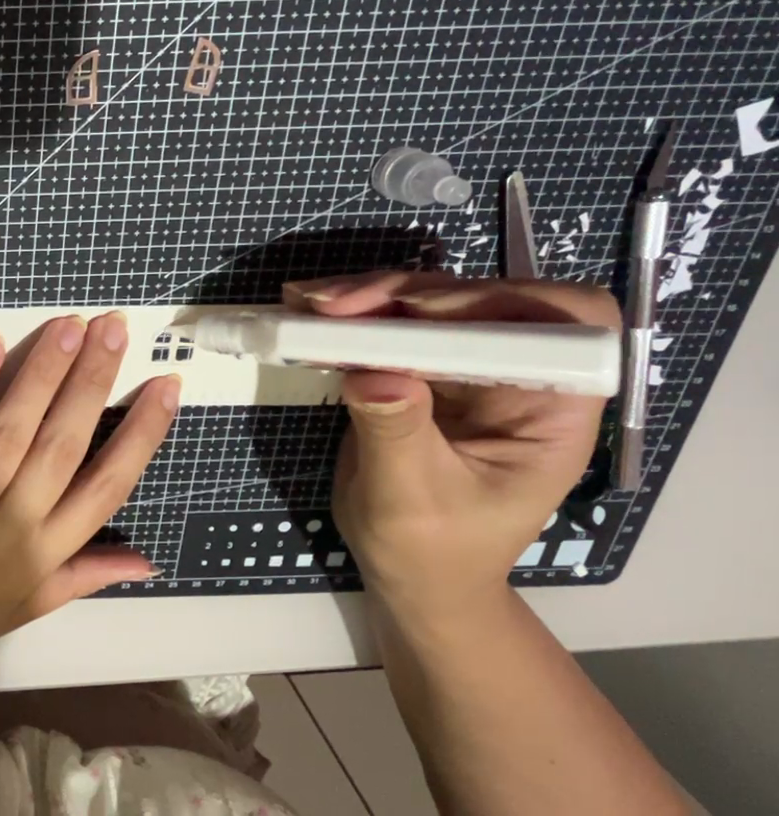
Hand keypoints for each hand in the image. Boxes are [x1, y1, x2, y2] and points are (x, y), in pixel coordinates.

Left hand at [0, 312, 179, 676]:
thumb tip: (146, 559)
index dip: (141, 434)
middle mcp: (11, 531)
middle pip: (63, 444)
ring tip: (67, 326)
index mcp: (43, 559)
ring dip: (42, 373)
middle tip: (113, 326)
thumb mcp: (19, 609)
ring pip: (11, 431)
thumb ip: (79, 576)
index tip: (164, 385)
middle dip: (93, 382)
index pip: (107, 487)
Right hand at [284, 272, 620, 617]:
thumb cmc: (431, 550)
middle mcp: (517, 377)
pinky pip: (389, 326)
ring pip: (428, 304)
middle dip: (406, 293)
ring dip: (367, 297)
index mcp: (550, 409)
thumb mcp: (409, 499)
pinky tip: (301, 312)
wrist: (410, 573)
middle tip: (330, 303)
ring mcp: (464, 370)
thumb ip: (396, 435)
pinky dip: (346, 315)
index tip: (415, 311)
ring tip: (303, 303)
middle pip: (482, 300)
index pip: (564, 324)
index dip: (498, 302)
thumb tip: (374, 374)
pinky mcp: (418, 370)